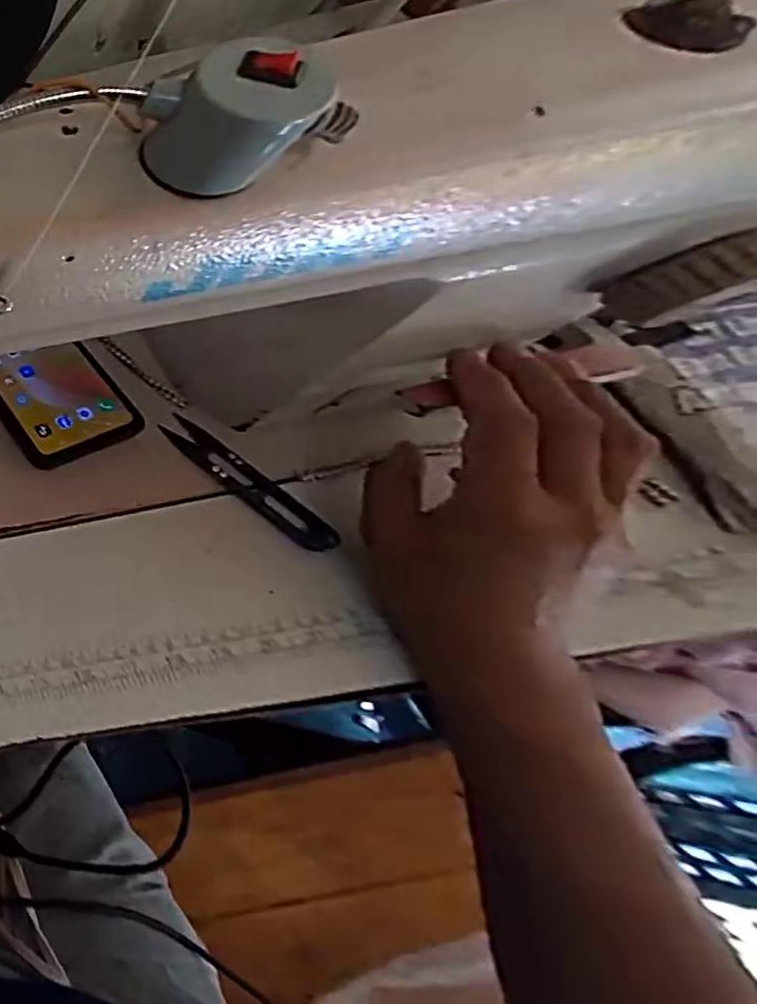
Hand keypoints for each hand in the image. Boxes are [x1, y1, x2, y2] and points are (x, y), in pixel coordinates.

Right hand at [362, 344, 656, 683]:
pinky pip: (621, 468)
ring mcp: (602, 521)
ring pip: (614, 438)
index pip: (505, 425)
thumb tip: (406, 449)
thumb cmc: (433, 601)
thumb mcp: (389, 541)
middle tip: (504, 353)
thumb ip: (391, 486)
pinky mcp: (615, 534)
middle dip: (535, 376)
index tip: (463, 361)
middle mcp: (567, 508)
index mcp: (502, 508)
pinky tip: (575, 421)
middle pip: (568, 420)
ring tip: (553, 370)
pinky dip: (599, 430)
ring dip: (583, 395)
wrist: (496, 658)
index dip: (483, 385)